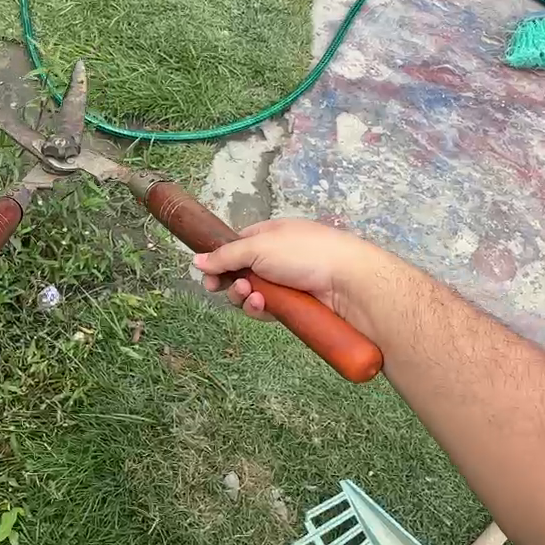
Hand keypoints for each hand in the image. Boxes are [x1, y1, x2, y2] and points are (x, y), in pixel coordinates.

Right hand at [193, 219, 383, 329]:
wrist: (348, 282)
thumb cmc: (305, 253)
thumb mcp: (258, 247)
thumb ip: (224, 255)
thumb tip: (196, 261)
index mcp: (271, 235)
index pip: (236, 246)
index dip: (220, 261)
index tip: (208, 275)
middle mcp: (277, 257)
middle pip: (239, 273)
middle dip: (231, 283)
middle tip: (231, 288)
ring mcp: (286, 283)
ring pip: (250, 294)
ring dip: (244, 297)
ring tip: (253, 296)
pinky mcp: (292, 306)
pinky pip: (265, 310)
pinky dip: (260, 310)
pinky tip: (264, 307)